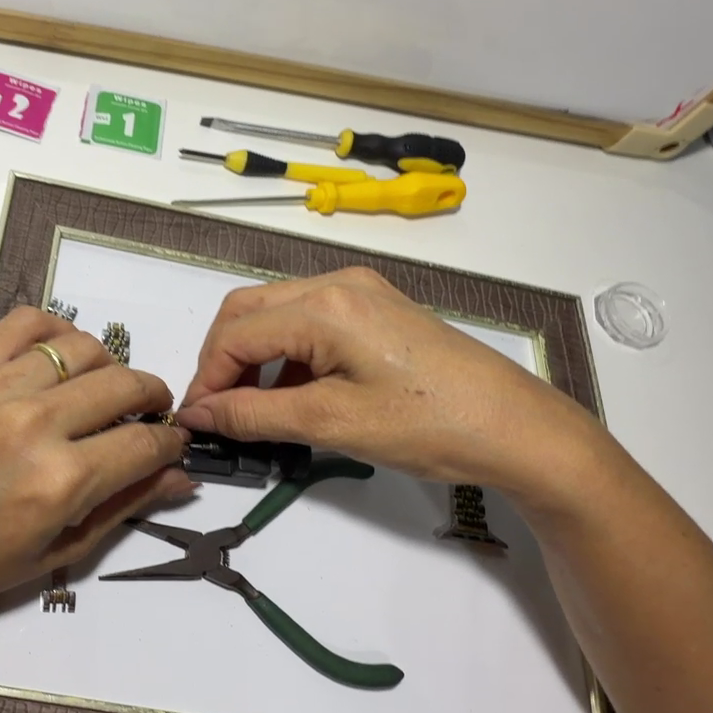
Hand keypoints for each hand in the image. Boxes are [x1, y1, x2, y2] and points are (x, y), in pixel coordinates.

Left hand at [0, 306, 192, 618]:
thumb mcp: (55, 551)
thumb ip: (123, 506)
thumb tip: (179, 477)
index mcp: (59, 482)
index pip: (144, 443)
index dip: (169, 441)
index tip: (169, 441)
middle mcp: (33, 425)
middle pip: (123, 385)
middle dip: (150, 396)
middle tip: (146, 410)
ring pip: (82, 348)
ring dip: (107, 366)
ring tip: (99, 387)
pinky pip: (27, 322)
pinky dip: (56, 330)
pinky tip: (59, 355)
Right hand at [175, 267, 604, 496]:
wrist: (517, 429)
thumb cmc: (425, 426)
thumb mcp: (330, 424)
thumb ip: (253, 415)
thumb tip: (198, 416)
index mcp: (325, 305)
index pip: (236, 334)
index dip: (207, 378)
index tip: (195, 422)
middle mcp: (337, 283)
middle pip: (249, 310)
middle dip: (223, 359)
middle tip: (218, 410)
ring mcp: (360, 292)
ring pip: (276, 313)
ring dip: (254, 357)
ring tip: (253, 408)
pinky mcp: (376, 308)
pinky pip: (309, 321)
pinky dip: (287, 355)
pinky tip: (293, 394)